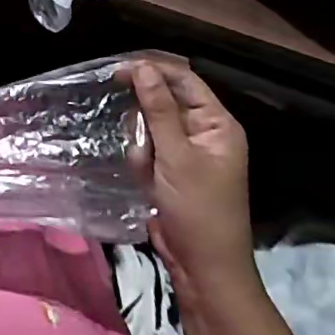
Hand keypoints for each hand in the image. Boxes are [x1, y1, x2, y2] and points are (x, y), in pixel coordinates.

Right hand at [120, 55, 257, 296]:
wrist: (202, 267)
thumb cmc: (198, 210)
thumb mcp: (176, 156)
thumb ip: (157, 109)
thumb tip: (142, 67)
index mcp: (217, 124)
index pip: (184, 79)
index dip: (152, 70)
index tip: (117, 70)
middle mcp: (204, 131)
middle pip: (164, 100)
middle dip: (144, 116)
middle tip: (134, 133)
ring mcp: (187, 150)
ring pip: (150, 124)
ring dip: (141, 142)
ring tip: (146, 167)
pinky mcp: (171, 167)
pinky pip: (148, 147)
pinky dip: (141, 159)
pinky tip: (146, 178)